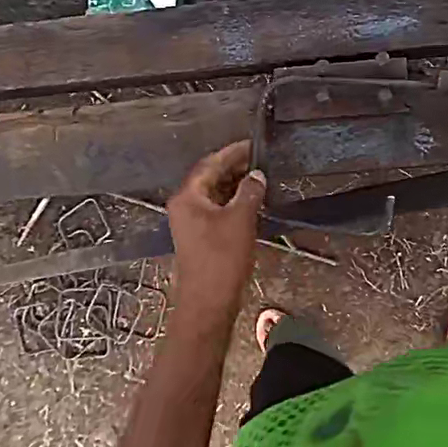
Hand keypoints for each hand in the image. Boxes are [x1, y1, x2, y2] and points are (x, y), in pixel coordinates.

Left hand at [165, 140, 266, 320]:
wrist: (209, 302)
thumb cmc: (222, 258)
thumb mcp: (240, 220)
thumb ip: (249, 192)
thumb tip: (256, 175)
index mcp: (188, 197)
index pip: (210, 164)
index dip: (233, 152)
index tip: (254, 145)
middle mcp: (185, 205)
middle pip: (210, 177)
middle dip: (235, 168)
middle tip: (262, 160)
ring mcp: (191, 222)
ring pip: (215, 194)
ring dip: (236, 186)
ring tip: (261, 178)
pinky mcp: (201, 236)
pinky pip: (217, 210)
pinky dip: (234, 202)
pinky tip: (253, 202)